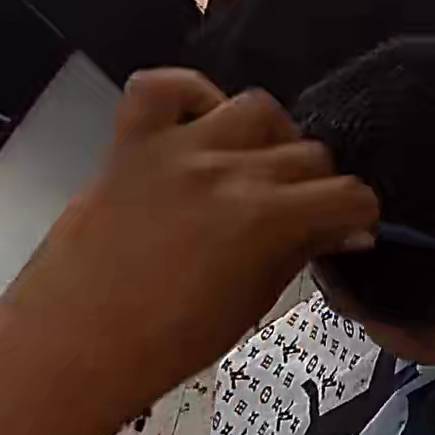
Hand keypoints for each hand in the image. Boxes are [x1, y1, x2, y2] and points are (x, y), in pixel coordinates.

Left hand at [0, 69, 379, 432]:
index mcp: (269, 218)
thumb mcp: (262, 296)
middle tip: (305, 213)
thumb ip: (308, 249)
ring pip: (258, 108)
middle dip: (322, 186)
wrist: (72, 347)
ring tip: (261, 167)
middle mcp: (230, 172)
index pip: (351, 195)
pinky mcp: (130, 145)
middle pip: (312, 153)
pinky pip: (163, 87)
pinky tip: (206, 128)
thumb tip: (353, 232)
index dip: (362, 214)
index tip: (352, 231)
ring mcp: (176, 151)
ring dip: (274, 138)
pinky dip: (194, 97)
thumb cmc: (179, 338)